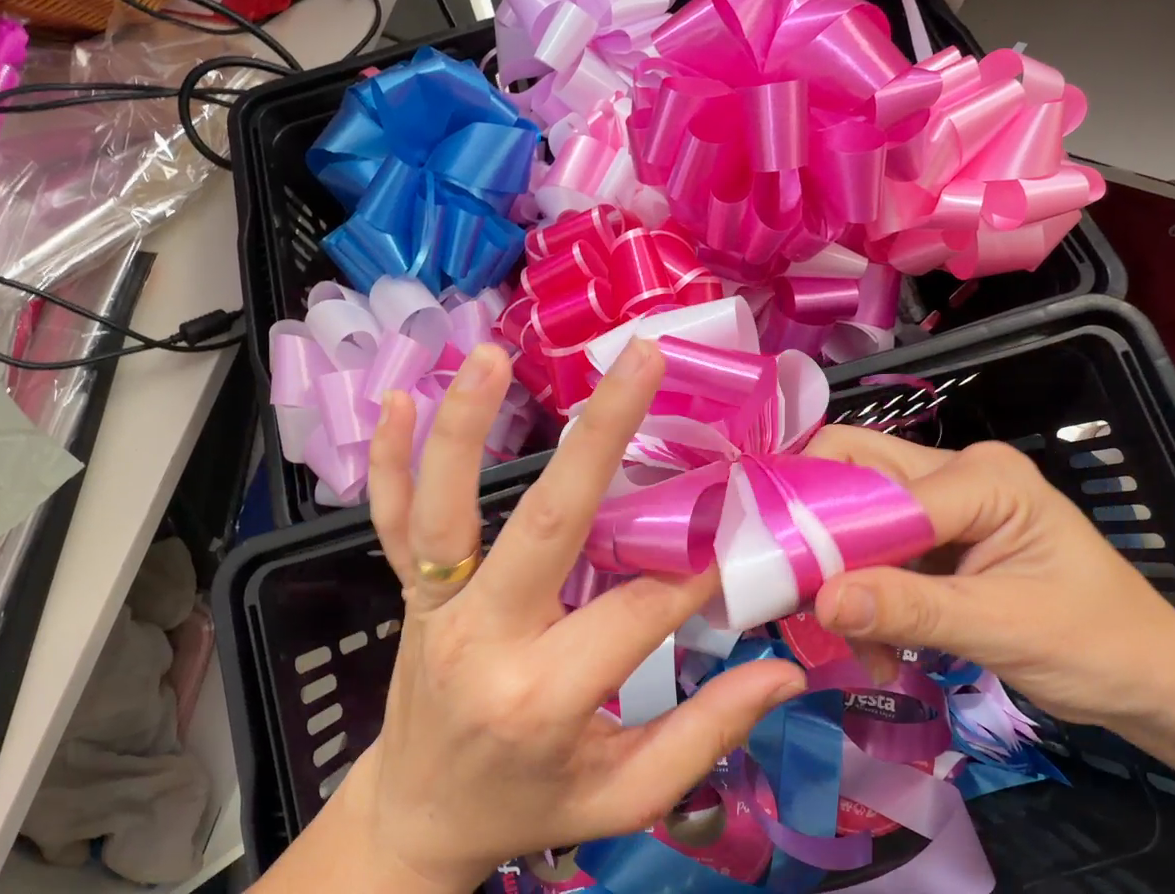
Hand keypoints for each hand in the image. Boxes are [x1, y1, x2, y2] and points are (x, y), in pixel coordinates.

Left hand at [349, 339, 807, 890]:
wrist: (420, 817)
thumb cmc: (527, 806)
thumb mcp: (623, 798)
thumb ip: (704, 736)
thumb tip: (785, 672)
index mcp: (544, 696)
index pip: (637, 607)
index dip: (693, 567)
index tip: (734, 522)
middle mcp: (484, 637)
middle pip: (548, 521)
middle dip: (603, 435)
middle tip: (644, 358)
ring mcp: (436, 606)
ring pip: (447, 506)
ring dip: (468, 426)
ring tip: (494, 357)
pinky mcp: (410, 592)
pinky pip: (392, 521)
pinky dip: (389, 461)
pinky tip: (398, 397)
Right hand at [806, 426, 1174, 731]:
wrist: (1151, 682)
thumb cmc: (1098, 646)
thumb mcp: (1003, 629)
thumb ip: (910, 610)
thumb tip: (822, 602)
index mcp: (983, 476)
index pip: (878, 485)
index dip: (830, 531)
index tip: (794, 587)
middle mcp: (954, 473)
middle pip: (850, 470)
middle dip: (818, 532)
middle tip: (800, 591)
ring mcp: (941, 503)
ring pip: (852, 512)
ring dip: (839, 574)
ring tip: (852, 643)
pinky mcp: (933, 538)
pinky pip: (870, 548)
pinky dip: (861, 594)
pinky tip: (874, 645)